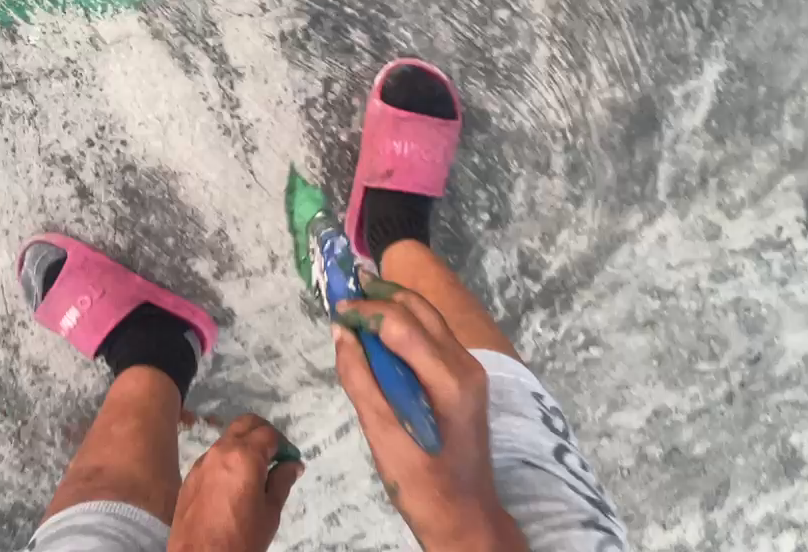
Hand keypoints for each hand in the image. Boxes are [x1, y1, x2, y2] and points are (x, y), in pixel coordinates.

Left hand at [166, 414, 303, 551]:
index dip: (284, 446)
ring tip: (256, 472)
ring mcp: (203, 461)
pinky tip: (234, 484)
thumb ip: (282, 482)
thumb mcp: (269, 514)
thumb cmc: (240, 540)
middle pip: (246, 424)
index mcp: (245, 456)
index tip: (291, 462)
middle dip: (264, 433)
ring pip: (229, 438)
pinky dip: (228, 460)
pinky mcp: (191, 476)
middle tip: (275, 456)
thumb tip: (293, 464)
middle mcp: (222, 450)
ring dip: (245, 445)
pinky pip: (214, 456)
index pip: (269, 434)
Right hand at [333, 283, 527, 551]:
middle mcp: (465, 364)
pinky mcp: (466, 375)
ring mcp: (470, 368)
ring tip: (360, 298)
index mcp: (448, 380)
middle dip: (381, 294)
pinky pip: (433, 333)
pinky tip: (382, 329)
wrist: (466, 517)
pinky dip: (405, 322)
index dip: (367, 310)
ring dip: (393, 303)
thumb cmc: (421, 483)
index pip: (402, 324)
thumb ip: (359, 378)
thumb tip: (341, 332)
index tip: (337, 309)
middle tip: (346, 289)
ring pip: (428, 316)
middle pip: (419, 309)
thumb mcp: (382, 436)